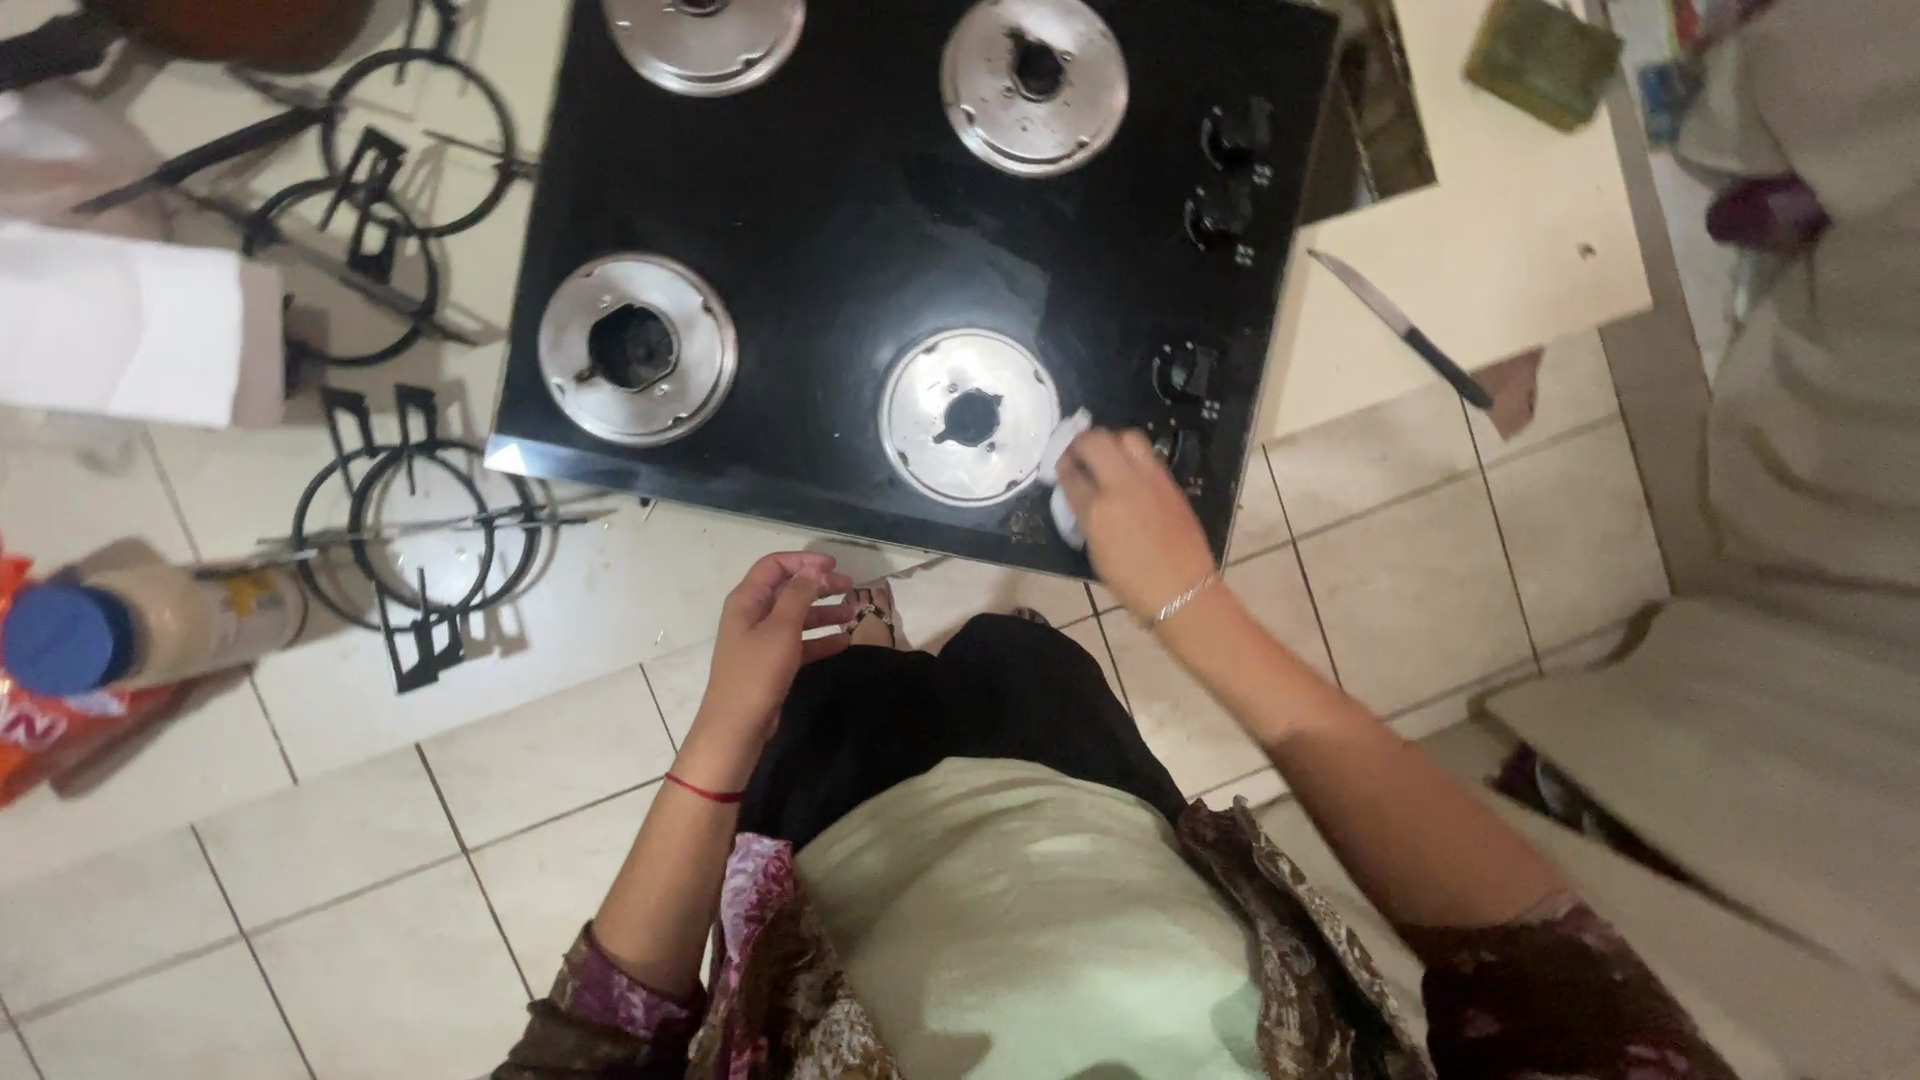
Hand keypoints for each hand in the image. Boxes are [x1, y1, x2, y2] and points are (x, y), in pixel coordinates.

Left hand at [679, 553, 854, 788]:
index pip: (774, 566)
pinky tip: (844, 641)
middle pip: (789, 590)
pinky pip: (800, 643)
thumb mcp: (781, 628)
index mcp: (747, 600)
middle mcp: (752, 615)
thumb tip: (813, 569)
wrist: (737, 726)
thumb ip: (798, 595)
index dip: (803, 560)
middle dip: (820, 586)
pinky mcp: (772, 663)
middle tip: (851, 587)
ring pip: (797, 617)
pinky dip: (820, 640)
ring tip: (853, 614)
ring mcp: (762, 640)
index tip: (833, 565)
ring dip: (824, 612)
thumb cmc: (757, 672)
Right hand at [1058, 427, 1218, 623]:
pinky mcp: (1170, 482)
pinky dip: (1133, 456)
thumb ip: (1086, 517)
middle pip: (1096, 441)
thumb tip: (1082, 496)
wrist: (1182, 590)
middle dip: (1081, 442)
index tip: (1061, 466)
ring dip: (1111, 441)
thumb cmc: (1131, 582)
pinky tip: (1129, 471)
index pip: (1071, 473)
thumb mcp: (1095, 552)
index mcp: (1097, 510)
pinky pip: (1148, 455)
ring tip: (1106, 456)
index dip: (1062, 466)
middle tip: (1078, 453)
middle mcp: (1122, 486)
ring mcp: (1150, 480)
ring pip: (1127, 437)